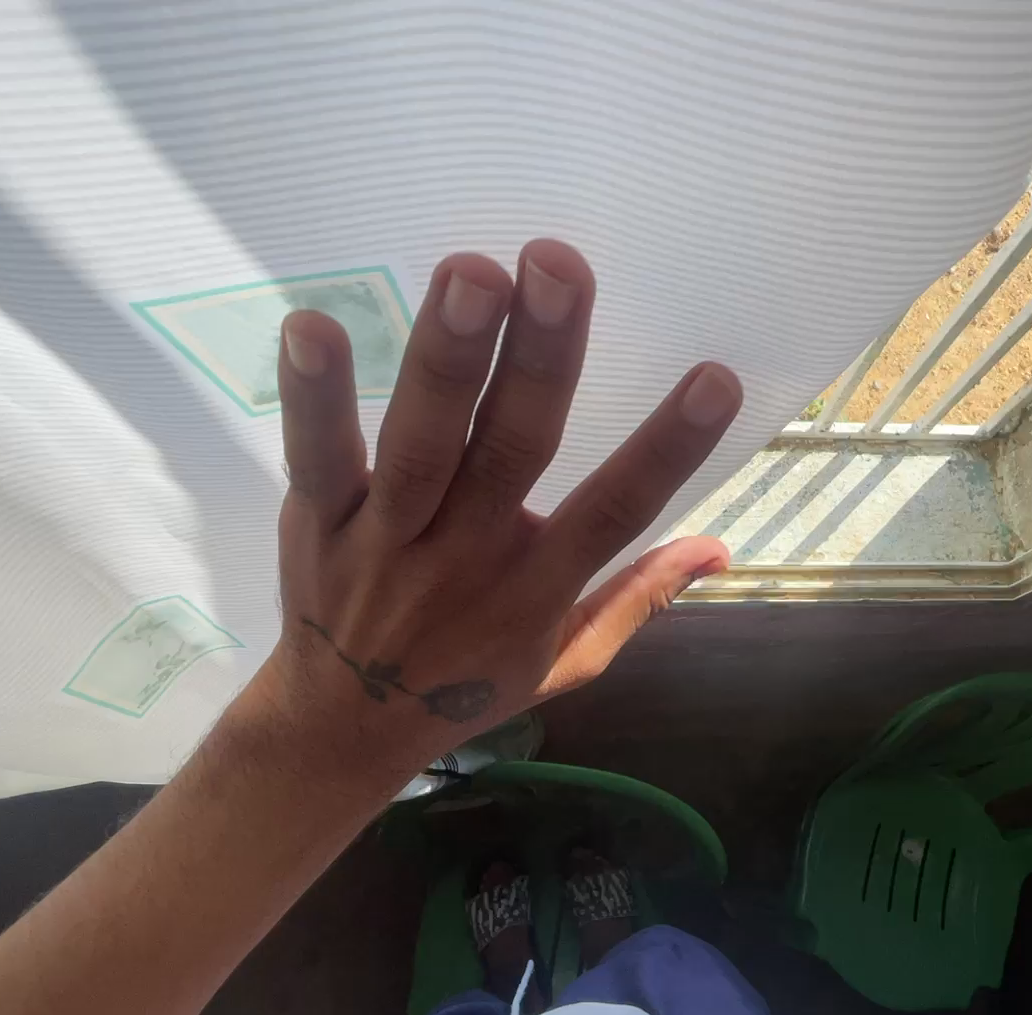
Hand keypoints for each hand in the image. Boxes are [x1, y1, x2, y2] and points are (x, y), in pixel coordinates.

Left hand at [235, 239, 741, 783]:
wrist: (342, 731)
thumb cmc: (470, 687)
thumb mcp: (570, 660)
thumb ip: (641, 599)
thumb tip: (719, 547)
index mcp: (537, 591)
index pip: (615, 514)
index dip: (668, 450)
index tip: (716, 379)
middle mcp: (467, 559)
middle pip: (512, 453)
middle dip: (540, 361)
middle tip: (560, 266)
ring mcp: (388, 540)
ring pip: (422, 447)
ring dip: (448, 359)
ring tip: (473, 272)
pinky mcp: (318, 524)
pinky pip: (318, 459)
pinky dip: (315, 398)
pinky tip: (312, 325)